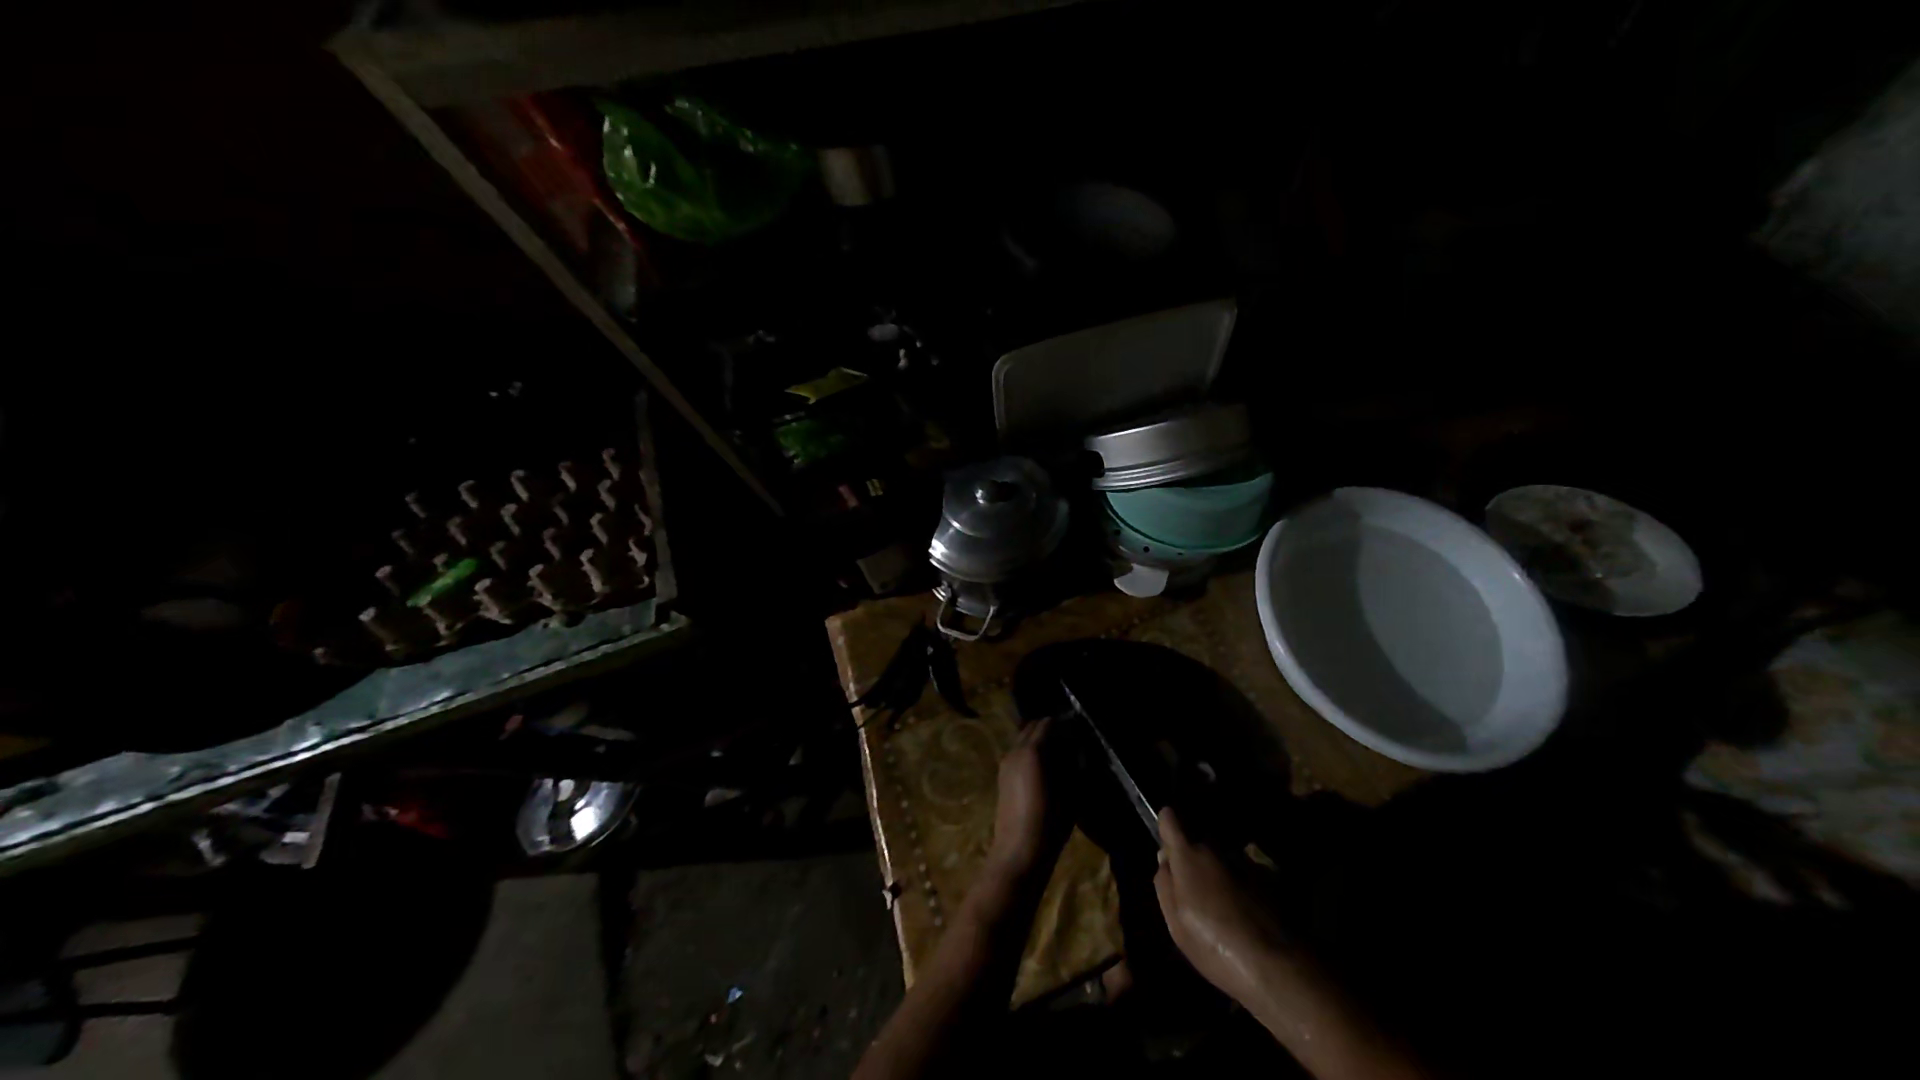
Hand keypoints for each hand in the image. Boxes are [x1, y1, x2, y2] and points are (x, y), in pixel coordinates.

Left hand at [988, 717, 1070, 877]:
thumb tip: (1078, 746)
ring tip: (1061, 753)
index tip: (1081, 727)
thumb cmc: (1050, 822)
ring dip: (1041, 739)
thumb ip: (1075, 762)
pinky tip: (1047, 767)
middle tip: (1072, 738)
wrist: (1019, 851)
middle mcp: (1015, 750)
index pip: (1049, 722)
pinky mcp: (1002, 775)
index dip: (1066, 722)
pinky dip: (1032, 750)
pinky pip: (1018, 752)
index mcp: (1032, 750)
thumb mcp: (1072, 791)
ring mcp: (1006, 762)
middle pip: (1033, 726)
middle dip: (1052, 727)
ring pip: (1024, 738)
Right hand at [1153, 806, 1297, 1008]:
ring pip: (1220, 861)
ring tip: (1220, 911)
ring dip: (1216, 875)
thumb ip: (1164, 883)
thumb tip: (1164, 858)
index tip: (1165, 845)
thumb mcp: (1174, 921)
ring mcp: (1244, 862)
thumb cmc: (1212, 944)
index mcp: (1188, 856)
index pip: (1169, 820)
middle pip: (1196, 844)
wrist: (1274, 965)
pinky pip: (1241, 874)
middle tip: (1192, 896)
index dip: (1165, 827)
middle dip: (1191, 861)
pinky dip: (1238, 887)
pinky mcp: (1267, 879)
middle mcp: (1216, 850)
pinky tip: (1242, 917)